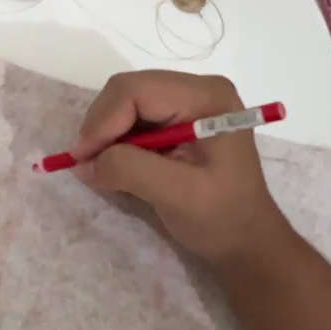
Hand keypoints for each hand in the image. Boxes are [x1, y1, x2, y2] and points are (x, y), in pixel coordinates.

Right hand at [71, 70, 292, 264]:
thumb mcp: (176, 194)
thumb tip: (84, 161)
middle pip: (126, 91)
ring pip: (123, 102)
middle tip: (88, 164)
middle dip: (102, 127)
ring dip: (106, 134)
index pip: (135, 91)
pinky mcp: (176, 117)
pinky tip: (118, 164)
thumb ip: (130, 169)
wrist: (246, 240)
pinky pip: (131, 116)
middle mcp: (197, 89)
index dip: (103, 121)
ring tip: (102, 167)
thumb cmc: (221, 217)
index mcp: (207, 97)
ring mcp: (187, 101)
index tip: (84, 159)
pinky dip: (116, 139)